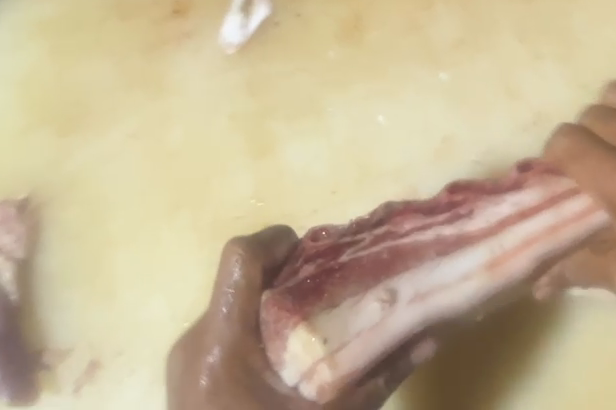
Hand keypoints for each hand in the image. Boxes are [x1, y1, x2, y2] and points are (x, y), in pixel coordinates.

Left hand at [167, 227, 432, 409]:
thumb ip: (379, 376)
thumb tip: (430, 337)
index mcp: (223, 345)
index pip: (240, 256)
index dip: (278, 240)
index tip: (316, 256)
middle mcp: (196, 341)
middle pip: (242, 277)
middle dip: (288, 273)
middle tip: (330, 291)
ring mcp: (186, 360)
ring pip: (236, 302)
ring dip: (275, 303)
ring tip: (313, 328)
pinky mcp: (188, 376)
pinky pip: (225, 329)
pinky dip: (259, 329)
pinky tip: (288, 360)